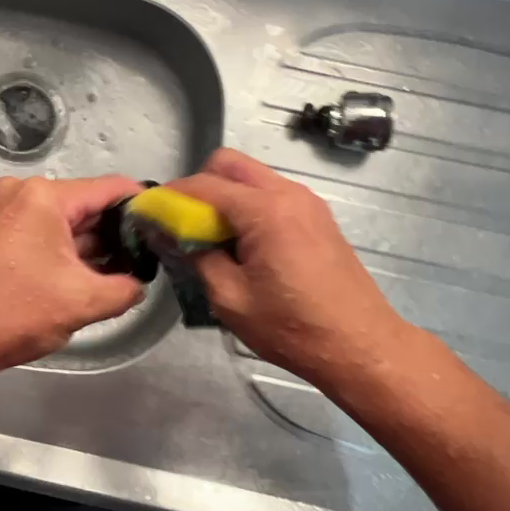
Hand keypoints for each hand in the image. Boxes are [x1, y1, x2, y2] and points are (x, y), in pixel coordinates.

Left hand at [0, 174, 146, 379]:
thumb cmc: (16, 314)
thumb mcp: (84, 302)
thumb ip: (126, 288)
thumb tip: (138, 282)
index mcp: (43, 196)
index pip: (109, 188)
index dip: (142, 207)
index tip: (165, 228)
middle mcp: (22, 191)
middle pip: (86, 204)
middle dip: (115, 232)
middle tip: (145, 260)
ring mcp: (5, 209)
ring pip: (65, 220)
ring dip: (90, 245)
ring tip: (120, 273)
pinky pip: (44, 230)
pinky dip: (65, 250)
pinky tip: (86, 274)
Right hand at [168, 149, 408, 384]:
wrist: (361, 347)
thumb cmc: (292, 327)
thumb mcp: (229, 298)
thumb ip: (196, 256)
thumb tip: (168, 234)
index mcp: (264, 210)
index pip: (202, 185)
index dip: (169, 198)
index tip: (148, 216)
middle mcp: (287, 193)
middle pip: (228, 163)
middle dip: (198, 186)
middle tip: (184, 224)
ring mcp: (306, 202)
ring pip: (250, 176)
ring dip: (224, 195)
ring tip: (212, 238)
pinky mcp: (316, 216)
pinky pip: (270, 193)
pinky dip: (247, 205)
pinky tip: (242, 244)